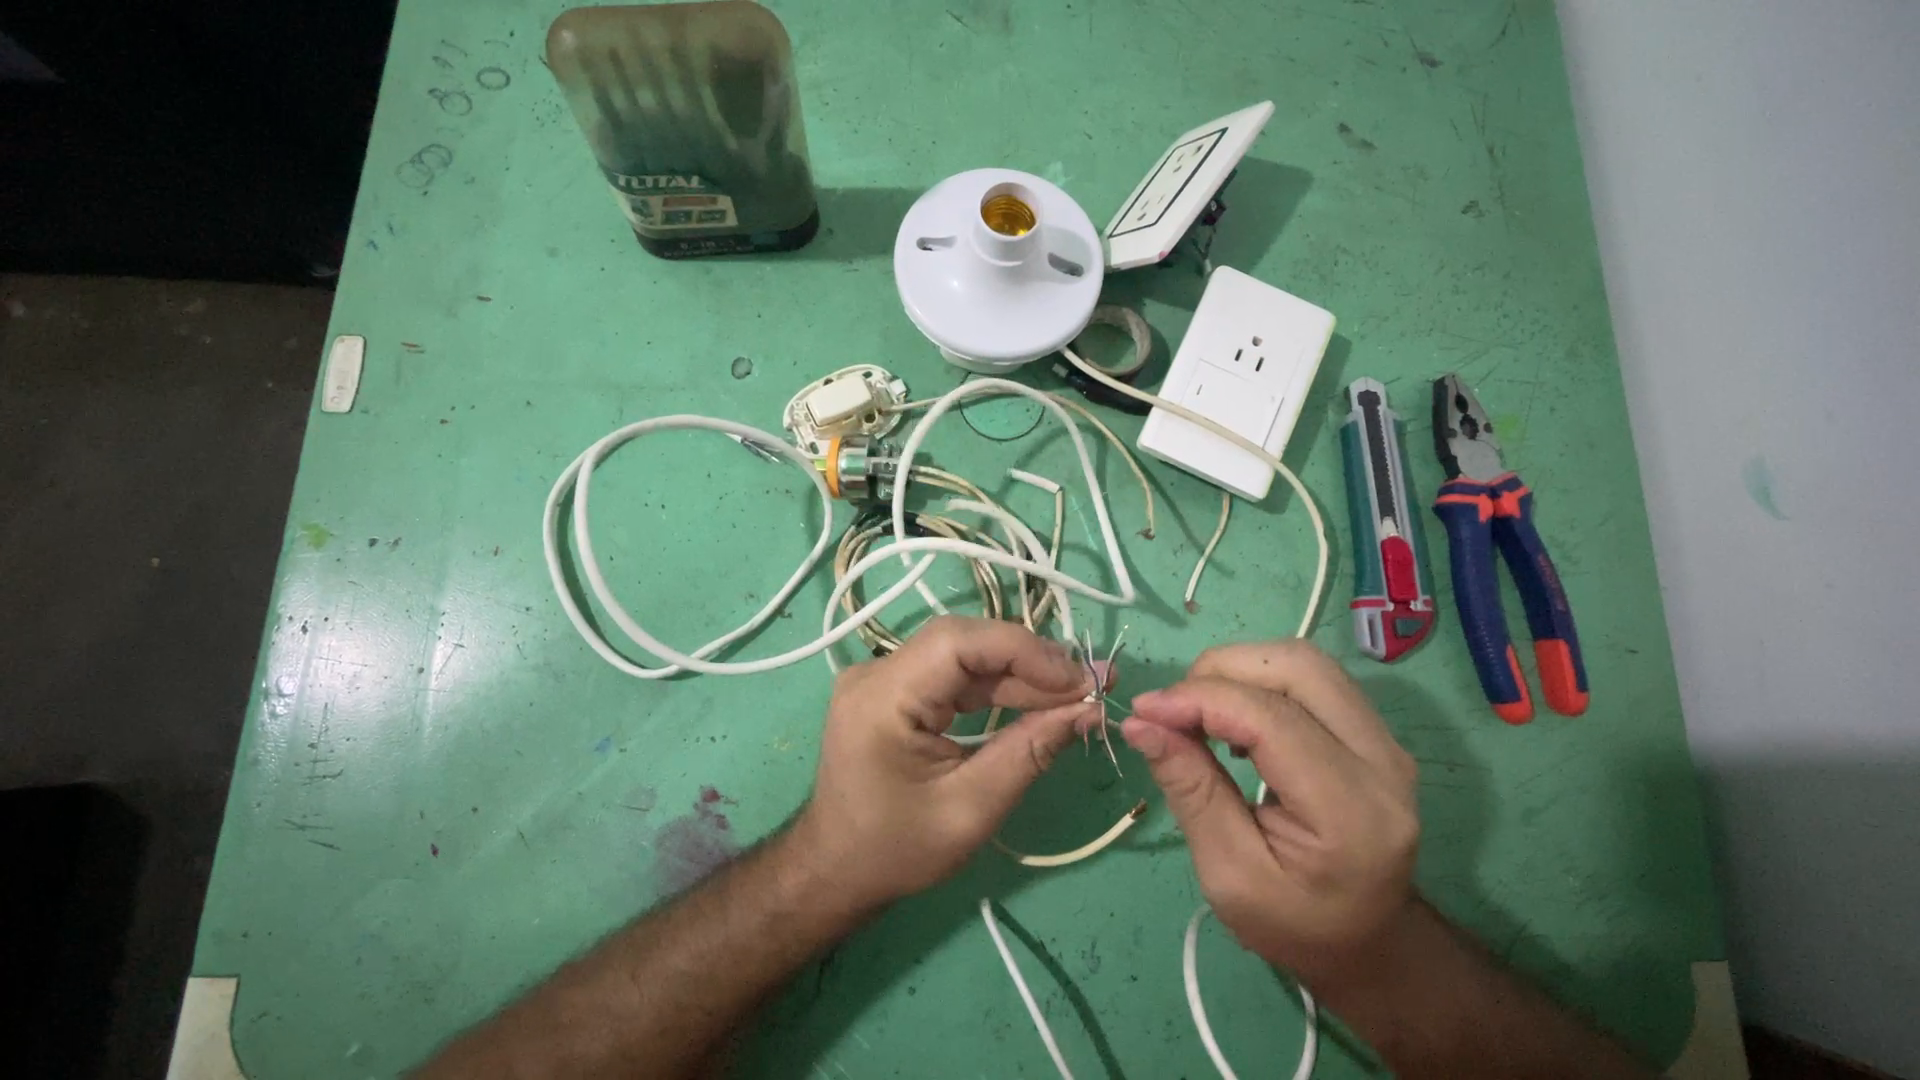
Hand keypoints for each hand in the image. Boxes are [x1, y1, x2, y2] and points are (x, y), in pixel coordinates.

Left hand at [791, 616, 1097, 908]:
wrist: (835, 870)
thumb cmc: (896, 850)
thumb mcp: (971, 810)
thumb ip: (1029, 752)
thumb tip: (1089, 710)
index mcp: (881, 698)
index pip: (957, 643)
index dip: (1024, 650)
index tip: (1079, 679)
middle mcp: (876, 673)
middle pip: (964, 643)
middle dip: (1030, 662)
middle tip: (1091, 684)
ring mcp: (882, 678)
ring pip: (963, 656)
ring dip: (1020, 674)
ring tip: (1076, 693)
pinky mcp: (894, 690)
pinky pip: (952, 675)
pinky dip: (996, 687)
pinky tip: (1037, 700)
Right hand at [1121, 641, 1419, 984]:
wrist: (1368, 943)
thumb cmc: (1292, 924)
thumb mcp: (1227, 874)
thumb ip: (1190, 791)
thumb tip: (1140, 723)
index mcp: (1349, 811)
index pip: (1271, 719)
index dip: (1199, 700)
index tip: (1142, 711)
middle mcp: (1382, 762)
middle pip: (1298, 669)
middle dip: (1221, 671)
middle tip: (1173, 710)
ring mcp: (1386, 742)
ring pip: (1306, 663)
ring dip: (1240, 670)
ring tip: (1200, 712)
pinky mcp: (1375, 733)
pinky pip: (1313, 680)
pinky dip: (1260, 682)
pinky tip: (1235, 720)